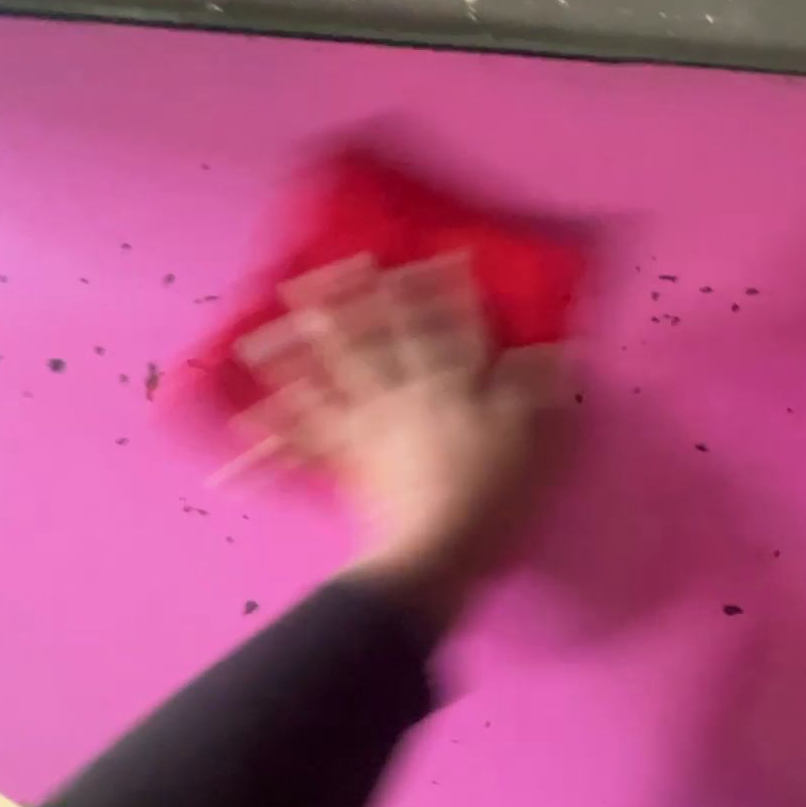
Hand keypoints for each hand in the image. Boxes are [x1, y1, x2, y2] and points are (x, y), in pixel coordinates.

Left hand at [236, 254, 561, 607]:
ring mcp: (370, 425)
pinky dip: (274, 430)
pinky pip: (305, 441)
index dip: (453, 291)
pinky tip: (248, 417)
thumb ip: (535, 390)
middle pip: (379, 338)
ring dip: (295, 353)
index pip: (456, 327)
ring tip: (259, 333)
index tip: (448, 256)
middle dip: (360, 299)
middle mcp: (405, 393)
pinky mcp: (348, 461)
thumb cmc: (492, 494)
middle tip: (330, 266)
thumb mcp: (530, 438)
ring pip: (328, 378)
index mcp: (453, 386)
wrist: (437, 550)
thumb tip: (556, 350)